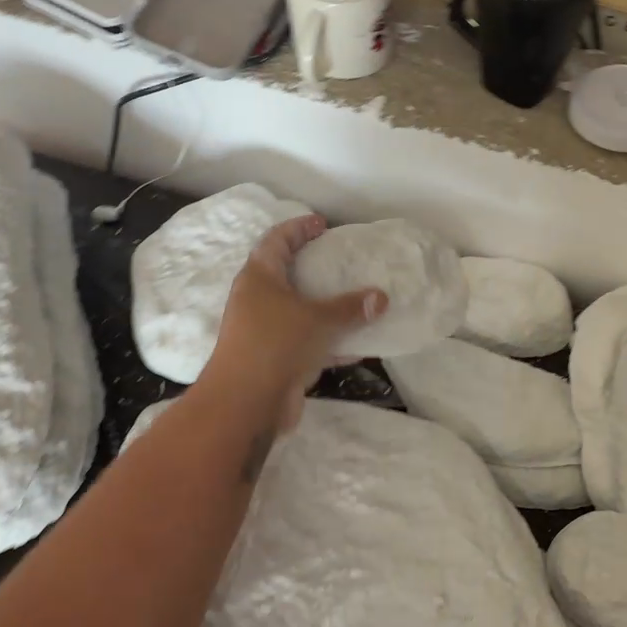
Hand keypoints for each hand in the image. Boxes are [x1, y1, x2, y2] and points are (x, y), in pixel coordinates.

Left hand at [203, 215, 386, 428]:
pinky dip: (330, 343)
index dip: (299, 228)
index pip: (277, 240)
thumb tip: (380, 298)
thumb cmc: (276, 345)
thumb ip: (350, 308)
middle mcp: (257, 300)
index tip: (322, 224)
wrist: (246, 403)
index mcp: (259, 277)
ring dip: (326, 309)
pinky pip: (307, 344)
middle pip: (286, 275)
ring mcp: (264, 332)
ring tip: (356, 301)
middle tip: (342, 262)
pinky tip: (359, 346)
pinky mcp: (275, 360)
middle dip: (314, 269)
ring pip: (299, 313)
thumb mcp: (318, 320)